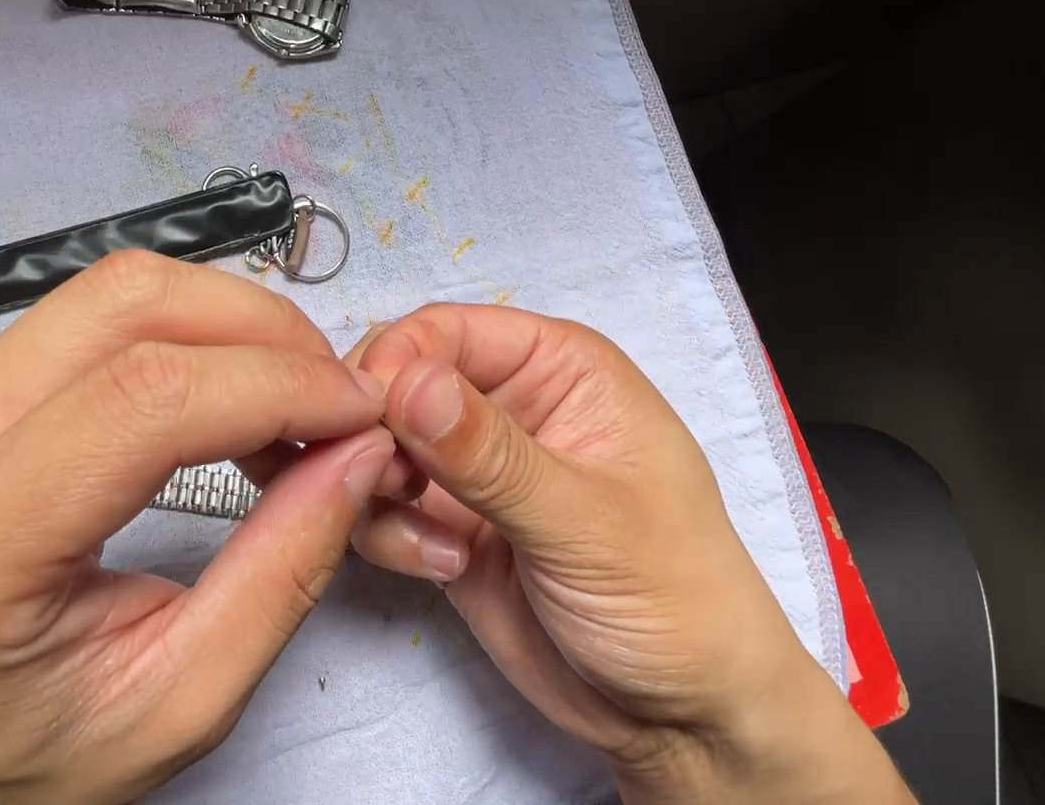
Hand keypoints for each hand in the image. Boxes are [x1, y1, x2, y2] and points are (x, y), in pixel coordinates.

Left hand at [0, 251, 399, 804]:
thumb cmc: (40, 766)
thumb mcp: (186, 701)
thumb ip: (282, 568)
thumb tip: (360, 450)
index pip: (139, 403)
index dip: (272, 384)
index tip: (359, 410)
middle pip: (120, 307)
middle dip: (258, 326)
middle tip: (333, 392)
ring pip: (109, 295)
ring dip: (227, 322)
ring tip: (292, 395)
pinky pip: (93, 323)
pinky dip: (189, 337)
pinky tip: (234, 396)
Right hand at [346, 305, 914, 803]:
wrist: (679, 715)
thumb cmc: (672, 598)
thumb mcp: (586, 522)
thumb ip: (491, 454)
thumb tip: (406, 382)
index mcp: (556, 367)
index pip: (447, 329)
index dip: (398, 360)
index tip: (365, 418)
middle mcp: (505, 402)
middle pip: (399, 379)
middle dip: (378, 429)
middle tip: (388, 484)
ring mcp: (469, 466)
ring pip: (379, 442)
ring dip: (380, 487)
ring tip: (433, 541)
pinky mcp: (445, 521)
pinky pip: (379, 503)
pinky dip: (390, 532)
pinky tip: (444, 568)